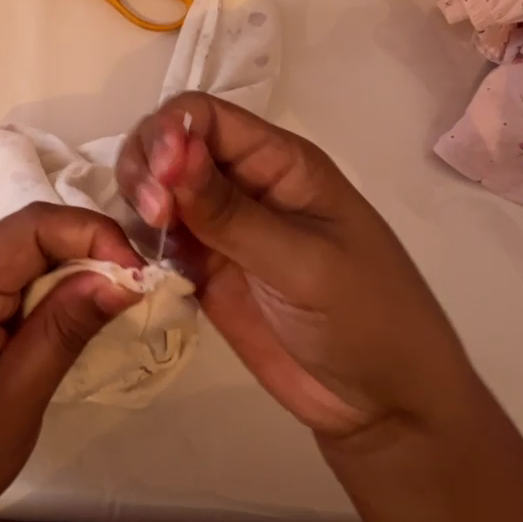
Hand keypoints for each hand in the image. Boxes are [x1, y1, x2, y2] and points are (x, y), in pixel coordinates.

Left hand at [0, 203, 142, 521]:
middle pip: (24, 233)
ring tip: (106, 303)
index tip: (140, 271)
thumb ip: (66, 325)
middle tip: (133, 290)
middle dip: (84, 251)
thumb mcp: (18, 394)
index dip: (93, 233)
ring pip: (14, 250)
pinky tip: (61, 313)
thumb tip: (122, 275)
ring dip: (64, 269)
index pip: (33, 226)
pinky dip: (37, 285)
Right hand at [119, 92, 473, 438]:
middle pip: (167, 144)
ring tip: (148, 245)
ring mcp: (219, 224)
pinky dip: (138, 242)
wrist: (385, 406)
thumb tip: (170, 154)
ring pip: (154, 187)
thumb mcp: (302, 263)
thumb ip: (230, 212)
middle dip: (146, 167)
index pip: (204, 116)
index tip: (160, 180)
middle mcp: (241, 181)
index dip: (170, 133)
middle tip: (153, 218)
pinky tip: (142, 265)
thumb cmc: (366, 320)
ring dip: (137, 203)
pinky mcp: (202, 264)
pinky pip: (155, 236)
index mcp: (277, 161)